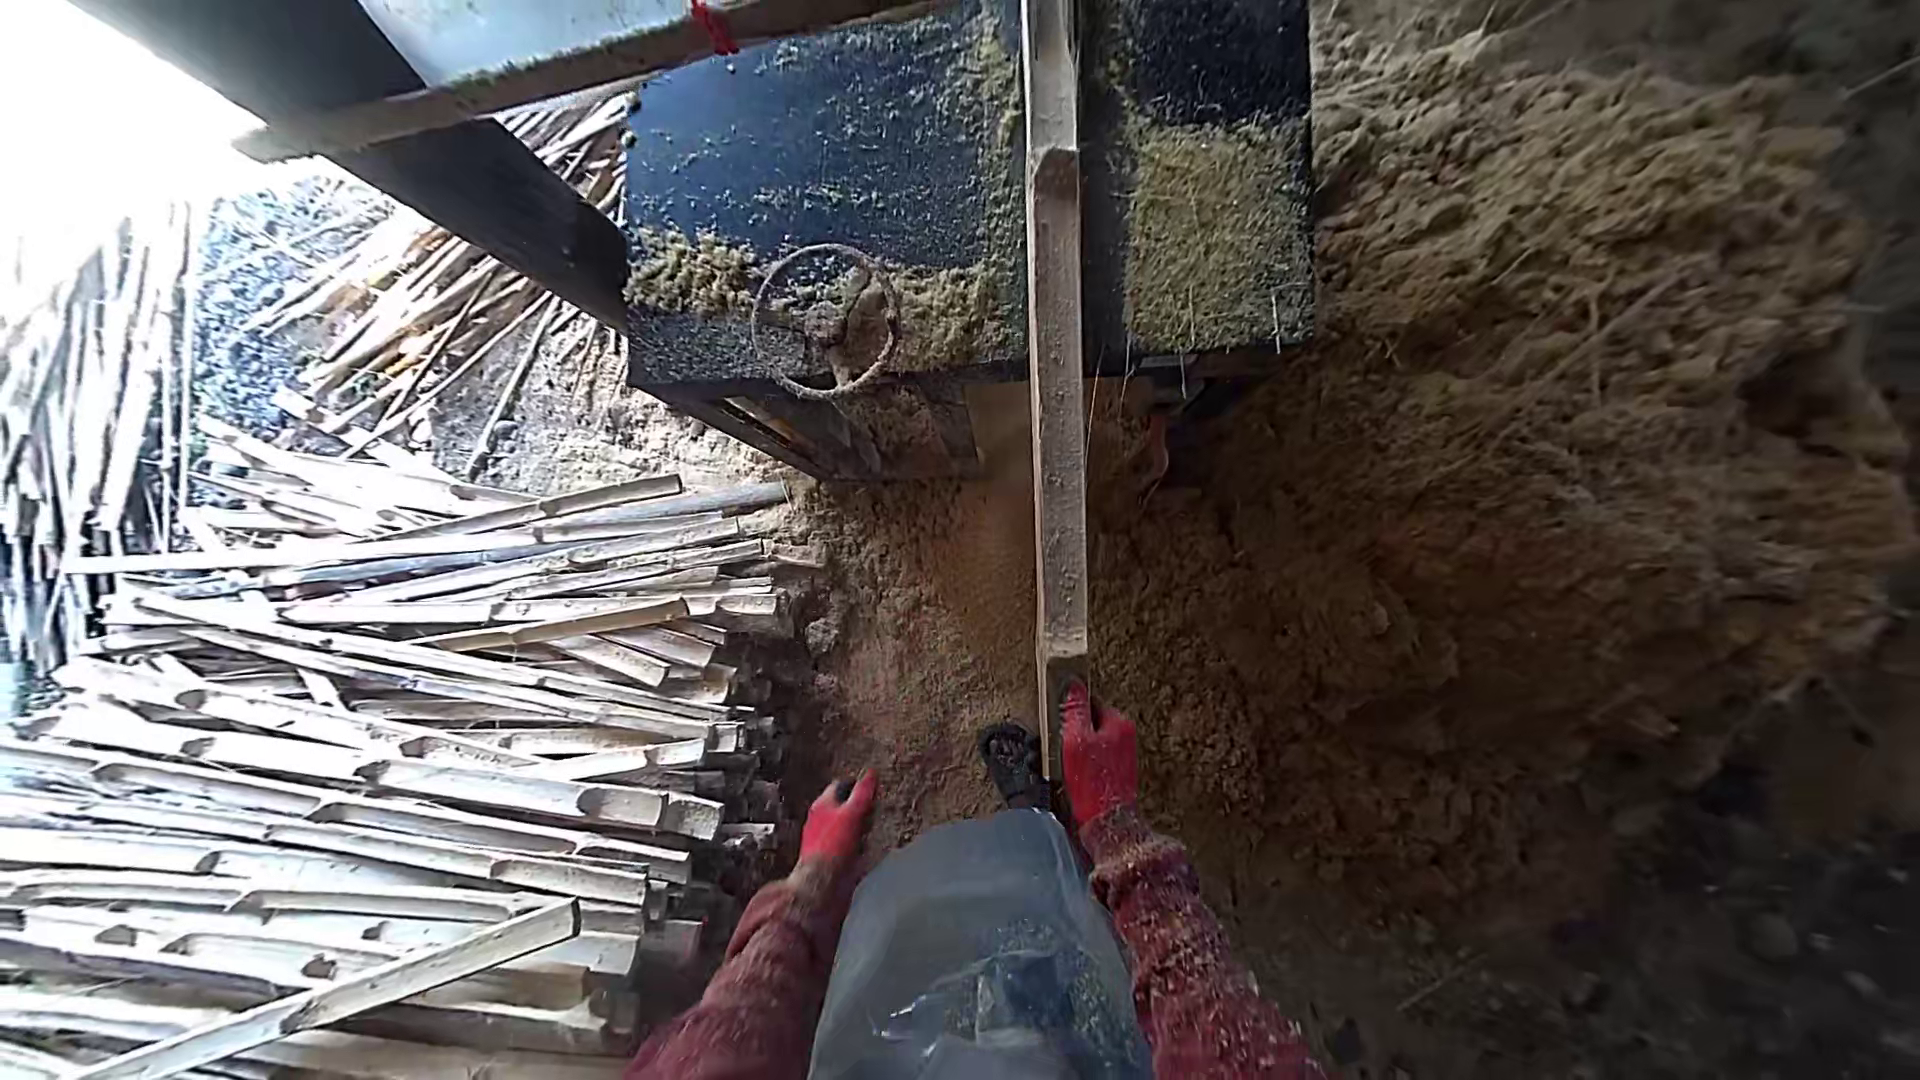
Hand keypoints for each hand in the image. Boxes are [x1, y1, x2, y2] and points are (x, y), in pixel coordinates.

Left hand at [799, 768, 877, 862]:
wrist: (821, 886)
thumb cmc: (831, 847)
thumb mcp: (852, 813)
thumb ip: (862, 793)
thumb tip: (871, 774)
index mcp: (822, 805)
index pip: (841, 785)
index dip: (857, 784)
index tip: (872, 786)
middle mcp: (821, 820)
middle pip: (843, 805)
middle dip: (860, 806)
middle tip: (875, 807)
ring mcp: (825, 839)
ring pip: (847, 825)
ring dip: (860, 826)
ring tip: (874, 827)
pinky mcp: (832, 857)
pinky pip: (849, 844)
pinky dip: (859, 843)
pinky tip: (868, 847)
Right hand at [1061, 681, 1137, 827]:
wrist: (1107, 823)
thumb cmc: (1092, 783)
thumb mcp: (1075, 740)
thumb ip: (1074, 710)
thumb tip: (1072, 684)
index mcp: (1118, 723)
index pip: (1091, 701)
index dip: (1071, 709)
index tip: (1059, 718)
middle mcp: (1125, 736)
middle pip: (1092, 720)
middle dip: (1075, 729)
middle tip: (1061, 743)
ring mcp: (1123, 755)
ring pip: (1093, 739)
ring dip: (1079, 747)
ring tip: (1068, 762)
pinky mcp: (1118, 771)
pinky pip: (1097, 756)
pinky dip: (1085, 762)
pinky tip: (1076, 775)